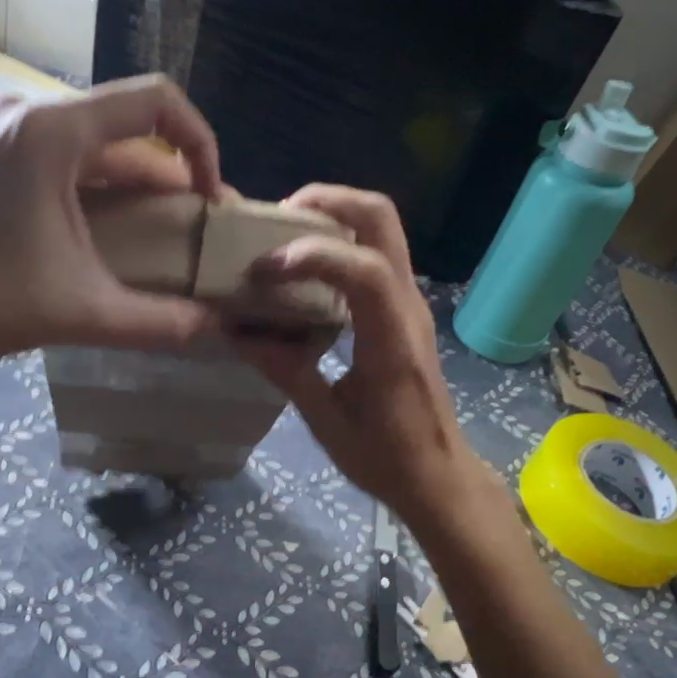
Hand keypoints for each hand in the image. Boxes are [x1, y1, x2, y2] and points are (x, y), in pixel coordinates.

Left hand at [0, 75, 222, 432]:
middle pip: (129, 123)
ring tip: (169, 229)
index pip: (156, 101)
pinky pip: (70, 153)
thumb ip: (162, 319)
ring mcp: (7, 128)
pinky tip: (122, 226)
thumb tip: (216, 324)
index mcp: (52, 132)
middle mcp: (29, 112)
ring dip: (141, 180)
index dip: (201, 142)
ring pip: (100, 140)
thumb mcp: (88, 311)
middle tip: (199, 221)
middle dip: (175, 170)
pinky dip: (105, 183)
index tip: (211, 197)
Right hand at [234, 185, 498, 525]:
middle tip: (275, 220)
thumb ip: (285, 370)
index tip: (264, 269)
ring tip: (282, 237)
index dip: (312, 255)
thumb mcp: (327, 421)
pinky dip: (338, 241)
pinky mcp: (403, 309)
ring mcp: (410, 303)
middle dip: (327, 200)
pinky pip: (375, 252)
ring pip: (381, 228)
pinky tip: (302, 269)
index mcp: (392, 339)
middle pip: (381, 218)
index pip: (365, 269)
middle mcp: (408, 307)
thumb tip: (237, 331)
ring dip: (332, 215)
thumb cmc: (386, 458)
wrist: (439, 476)